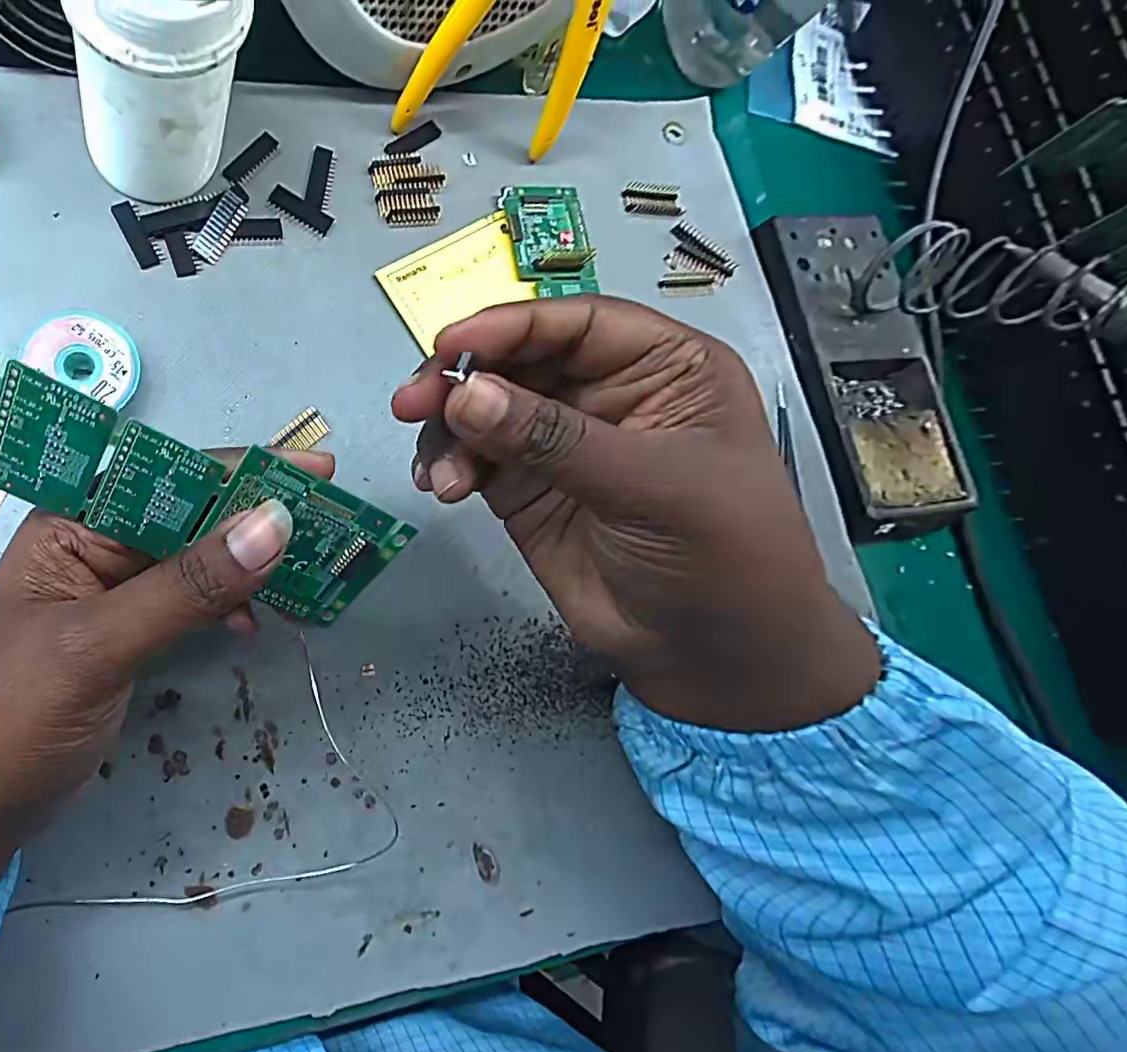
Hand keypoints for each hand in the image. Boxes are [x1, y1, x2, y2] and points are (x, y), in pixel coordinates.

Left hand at [0, 450, 331, 946]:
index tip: (313, 472)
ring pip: (196, 560)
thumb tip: (271, 526)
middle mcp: (95, 547)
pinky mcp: (129, 632)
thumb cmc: (11, 720)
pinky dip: (227, 606)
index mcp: (71, 527)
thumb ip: (184, 588)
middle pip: (189, 516)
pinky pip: (190, 601)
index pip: (165, 481)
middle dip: (256, 517)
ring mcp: (114, 591)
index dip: (240, 473)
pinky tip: (253, 623)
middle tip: (328, 519)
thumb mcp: (97, 648)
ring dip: (249, 565)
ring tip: (309, 571)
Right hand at [392, 297, 877, 730]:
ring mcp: (553, 442)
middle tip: (409, 405)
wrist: (703, 651)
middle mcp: (600, 394)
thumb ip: (553, 439)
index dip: (509, 327)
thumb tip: (463, 396)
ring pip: (480, 410)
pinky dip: (446, 465)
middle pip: (513, 362)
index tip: (447, 346)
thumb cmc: (716, 554)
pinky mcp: (520, 485)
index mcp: (659, 368)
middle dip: (458, 380)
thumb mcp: (648, 485)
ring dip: (446, 434)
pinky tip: (443, 488)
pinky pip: (469, 457)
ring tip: (441, 478)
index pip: (575, 325)